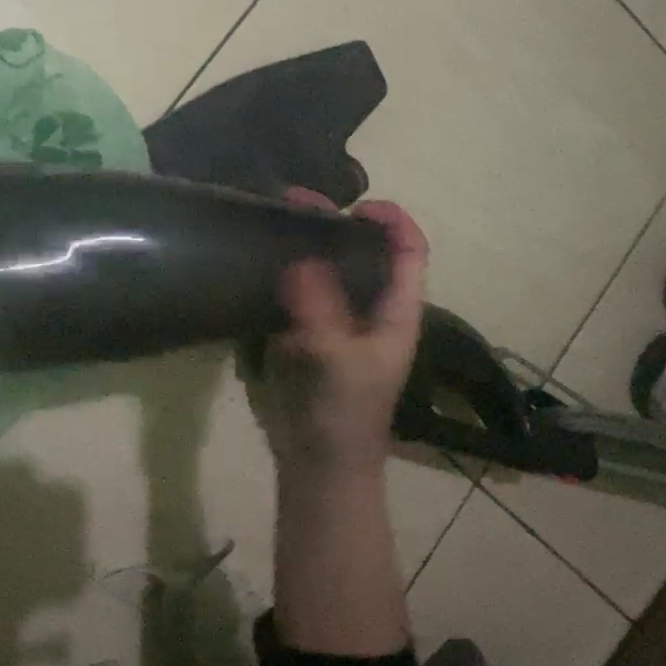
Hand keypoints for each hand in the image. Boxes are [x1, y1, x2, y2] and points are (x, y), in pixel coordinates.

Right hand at [254, 188, 428, 479]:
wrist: (321, 464)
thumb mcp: (336, 361)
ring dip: (305, 241)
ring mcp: (336, 321)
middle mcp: (370, 309)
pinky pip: (298, 290)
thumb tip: (300, 260)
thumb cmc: (344, 414)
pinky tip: (256, 259)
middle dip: (334, 222)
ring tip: (271, 219)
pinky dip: (282, 269)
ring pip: (327, 268)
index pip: (409, 252)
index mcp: (396, 313)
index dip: (393, 222)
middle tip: (293, 201)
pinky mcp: (305, 334)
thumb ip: (320, 311)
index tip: (355, 206)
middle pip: (363, 252)